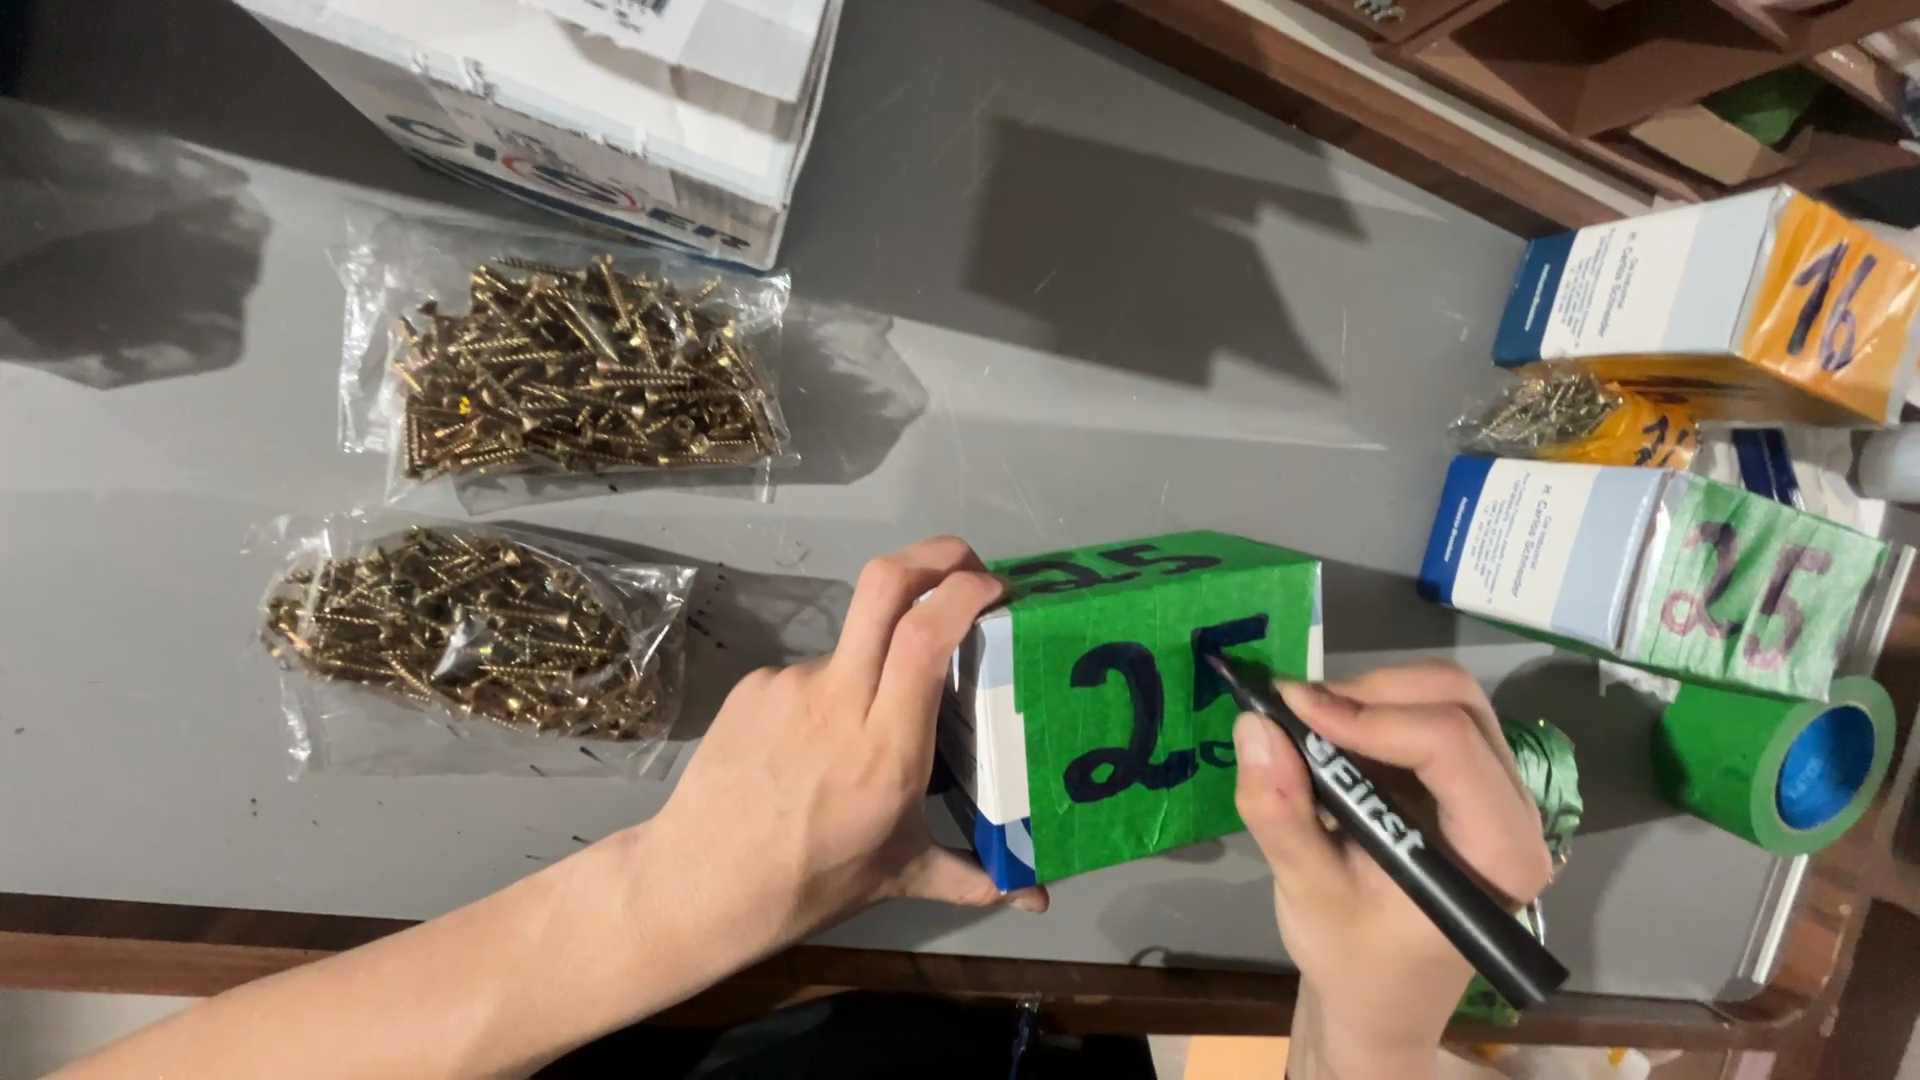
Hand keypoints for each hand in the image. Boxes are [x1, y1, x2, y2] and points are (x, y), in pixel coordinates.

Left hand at [651, 536, 1048, 957]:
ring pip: (855, 635)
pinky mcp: (754, 683)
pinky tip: (815, 739)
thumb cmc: (811, 883)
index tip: (996, 588)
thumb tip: (1041, 898)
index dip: (964, 593)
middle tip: (965, 561)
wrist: (696, 887)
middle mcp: (838, 698)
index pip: (924, 637)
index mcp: (886, 746)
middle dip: (934, 554)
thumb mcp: (901, 877)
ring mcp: (789, 682)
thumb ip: (977, 879)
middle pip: (883, 584)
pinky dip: (834, 688)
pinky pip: (813, 670)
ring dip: (881, 652)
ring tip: (868, 719)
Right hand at [1232, 661, 1551, 1078]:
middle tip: (1297, 712)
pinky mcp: (1457, 779)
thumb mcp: (1306, 893)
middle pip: (1456, 702)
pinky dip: (1368, 704)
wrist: (1376, 993)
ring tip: (1306, 722)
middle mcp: (1511, 810)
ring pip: (1444, 694)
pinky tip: (1325, 734)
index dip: (1370, 716)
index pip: (1451, 745)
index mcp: (1497, 851)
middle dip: (1370, 693)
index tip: (1291, 711)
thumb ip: (1281, 815)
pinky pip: (1424, 710)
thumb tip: (1253, 725)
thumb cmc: (1353, 958)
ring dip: (1368, 693)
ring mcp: (1488, 789)